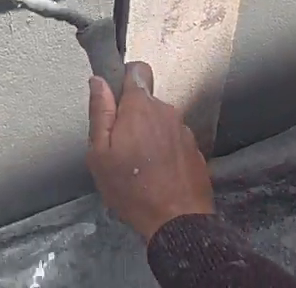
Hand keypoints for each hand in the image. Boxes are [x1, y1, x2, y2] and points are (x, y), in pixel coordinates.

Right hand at [86, 61, 213, 239]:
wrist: (178, 226)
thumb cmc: (132, 189)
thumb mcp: (100, 154)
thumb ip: (99, 112)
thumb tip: (99, 81)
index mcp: (140, 106)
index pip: (138, 69)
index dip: (125, 78)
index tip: (116, 100)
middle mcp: (166, 111)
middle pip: (147, 101)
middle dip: (134, 115)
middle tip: (121, 145)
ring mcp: (185, 131)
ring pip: (161, 122)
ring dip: (151, 134)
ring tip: (141, 165)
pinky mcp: (196, 152)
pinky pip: (175, 141)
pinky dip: (166, 151)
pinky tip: (159, 175)